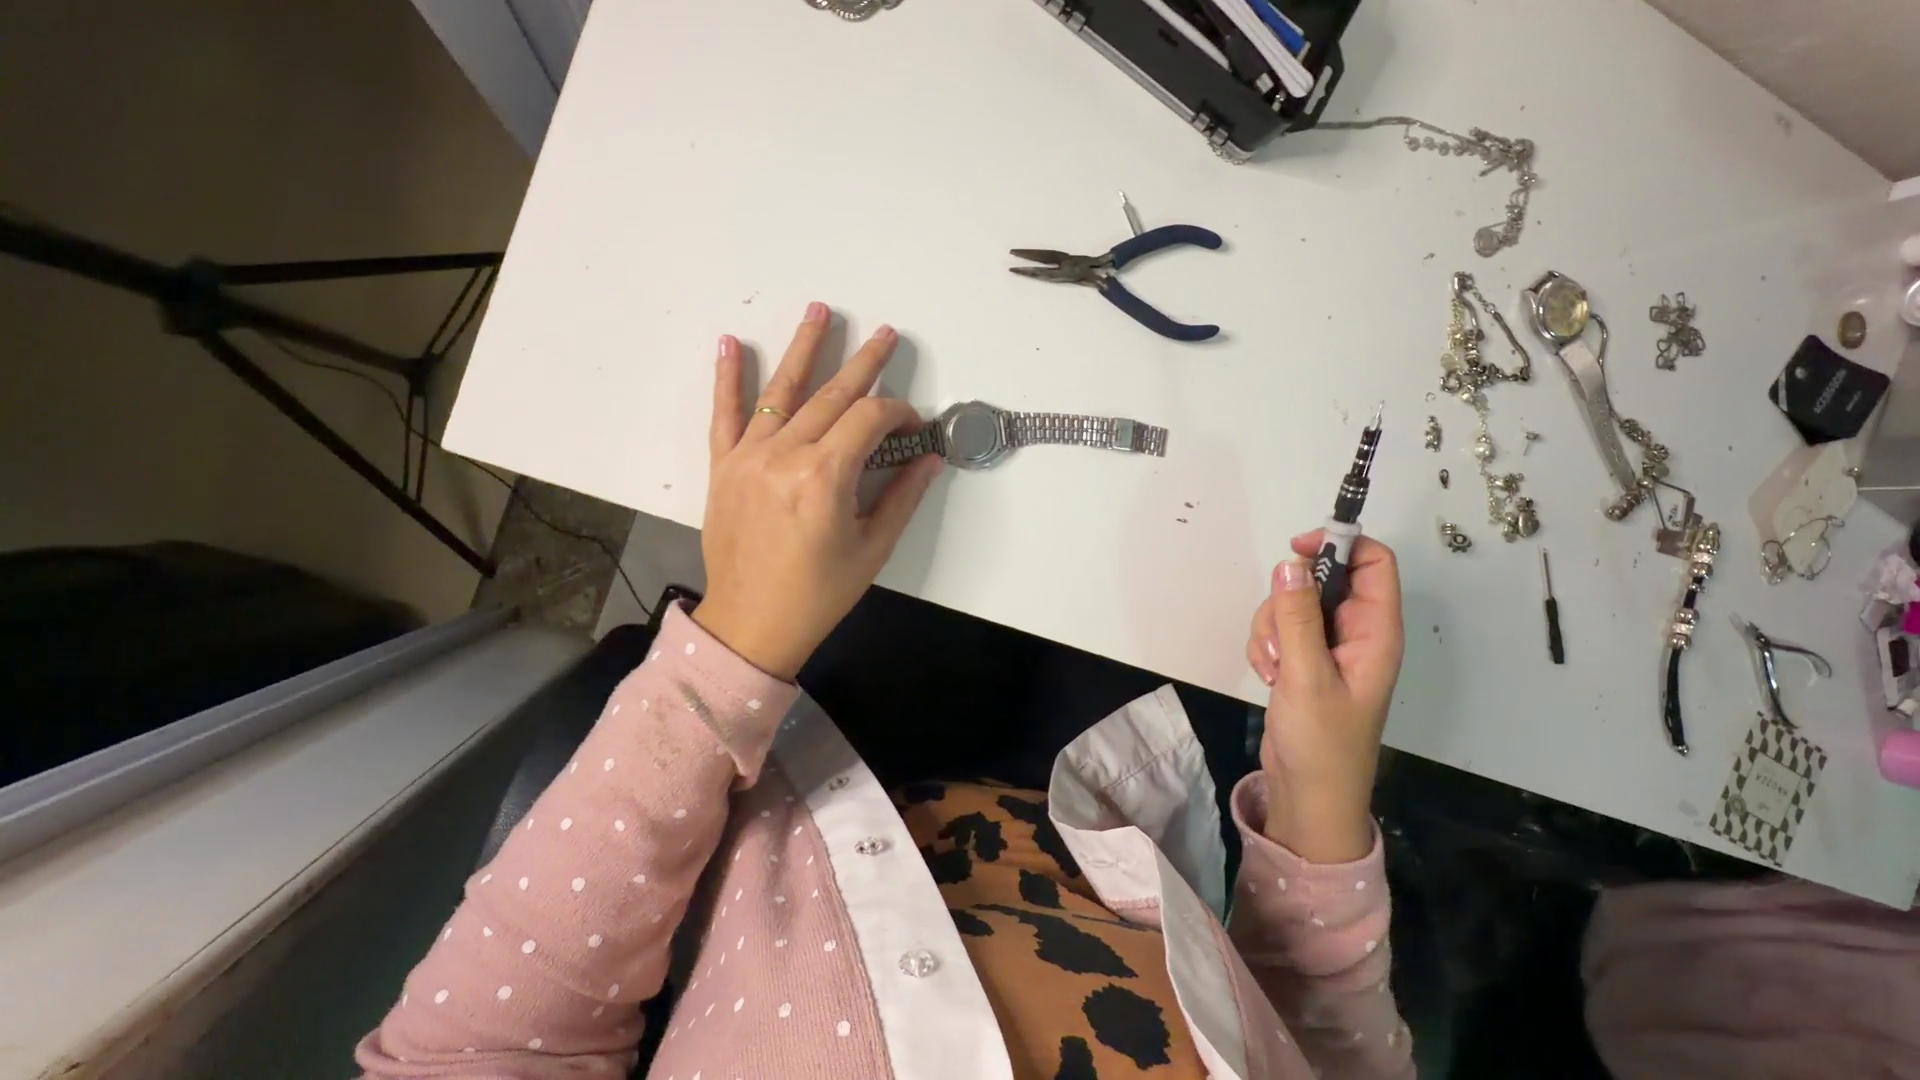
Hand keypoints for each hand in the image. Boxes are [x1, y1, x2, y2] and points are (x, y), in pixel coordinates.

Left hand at [692, 303, 942, 680]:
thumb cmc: (818, 594)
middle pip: (832, 396)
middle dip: (864, 363)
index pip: (869, 420)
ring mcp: (749, 458)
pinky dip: (727, 378)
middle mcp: (785, 457)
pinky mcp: (724, 467)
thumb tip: (930, 458)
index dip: (898, 413)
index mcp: (825, 478)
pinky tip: (730, 343)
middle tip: (885, 334)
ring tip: (820, 310)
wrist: (751, 624)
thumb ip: (902, 497)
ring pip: (781, 392)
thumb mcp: (872, 549)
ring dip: (803, 348)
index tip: (913, 424)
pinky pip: (725, 415)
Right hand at [1243, 531, 1403, 862]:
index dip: (1338, 545)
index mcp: (1375, 631)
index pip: (1372, 563)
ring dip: (1271, 628)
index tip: (1295, 550)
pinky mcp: (1302, 662)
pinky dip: (1265, 647)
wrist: (1308, 794)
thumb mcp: (1307, 676)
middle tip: (1279, 635)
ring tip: (1274, 667)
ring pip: (1291, 604)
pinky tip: (1268, 676)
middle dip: (1287, 599)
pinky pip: (1278, 630)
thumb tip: (1289, 563)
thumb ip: (1297, 617)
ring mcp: (1326, 647)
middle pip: (1320, 579)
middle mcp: (1355, 632)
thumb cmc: (1322, 741)